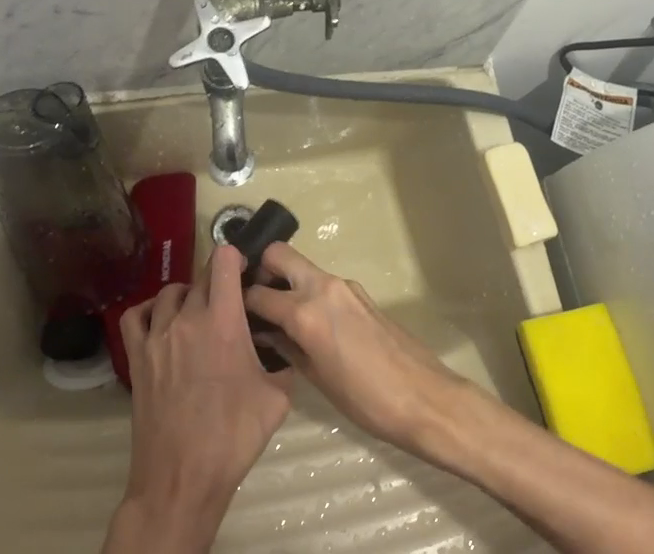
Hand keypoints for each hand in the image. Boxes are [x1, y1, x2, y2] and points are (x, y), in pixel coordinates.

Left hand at [108, 244, 291, 552]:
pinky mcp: (137, 357)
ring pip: (169, 294)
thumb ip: (281, 365)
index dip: (236, 257)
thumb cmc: (234, 435)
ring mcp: (156, 336)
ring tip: (198, 313)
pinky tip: (161, 322)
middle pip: (200, 277)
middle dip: (218, 280)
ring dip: (187, 296)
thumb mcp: (277, 398)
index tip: (246, 269)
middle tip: (230, 299)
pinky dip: (148, 310)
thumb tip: (283, 354)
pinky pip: (135, 316)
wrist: (183, 475)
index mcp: (223, 320)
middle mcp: (187, 318)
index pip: (224, 262)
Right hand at [242, 242, 473, 453]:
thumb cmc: (365, 399)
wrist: (424, 398)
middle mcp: (323, 287)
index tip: (229, 311)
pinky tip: (306, 325)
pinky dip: (307, 293)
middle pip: (279, 254)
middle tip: (253, 299)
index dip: (239, 302)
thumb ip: (286, 347)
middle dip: (260, 269)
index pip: (257, 293)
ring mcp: (345, 287)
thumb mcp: (316, 379)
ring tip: (276, 316)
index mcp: (306, 311)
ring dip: (285, 281)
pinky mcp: (360, 294)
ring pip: (302, 268)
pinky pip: (323, 284)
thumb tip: (266, 333)